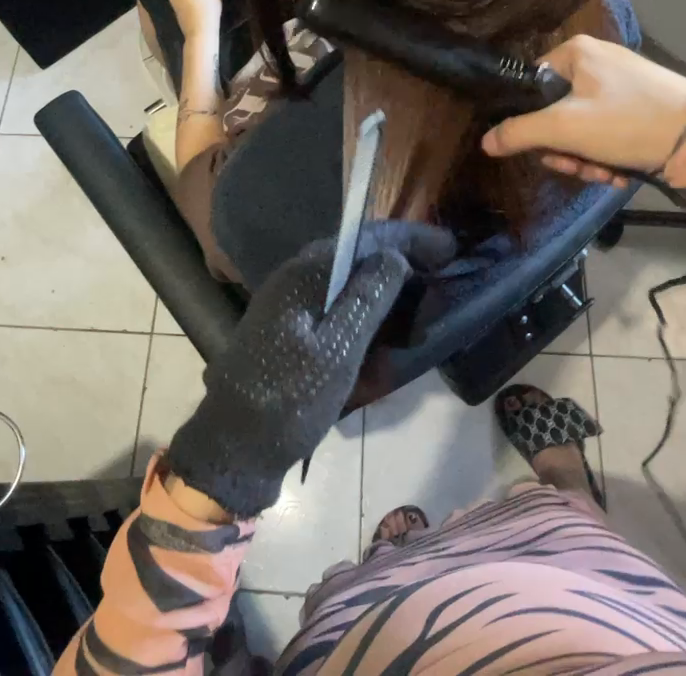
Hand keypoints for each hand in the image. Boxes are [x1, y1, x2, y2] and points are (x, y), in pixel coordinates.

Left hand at [164, 223, 455, 516]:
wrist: (234, 447)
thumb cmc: (289, 399)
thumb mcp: (338, 351)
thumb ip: (367, 298)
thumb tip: (395, 254)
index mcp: (303, 275)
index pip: (364, 237)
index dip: (410, 238)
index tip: (450, 248)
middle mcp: (293, 279)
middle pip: (355, 254)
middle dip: (400, 257)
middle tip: (442, 271)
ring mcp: (288, 304)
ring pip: (345, 280)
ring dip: (383, 284)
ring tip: (421, 296)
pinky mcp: (289, 330)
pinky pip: (335, 306)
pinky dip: (364, 311)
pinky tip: (384, 328)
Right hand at [480, 35, 685, 181]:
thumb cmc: (628, 123)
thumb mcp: (564, 128)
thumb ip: (518, 133)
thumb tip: (485, 141)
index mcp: (577, 52)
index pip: (531, 86)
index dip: (530, 123)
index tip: (544, 149)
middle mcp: (599, 63)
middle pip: (555, 113)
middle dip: (563, 149)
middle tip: (576, 167)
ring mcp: (624, 86)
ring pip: (581, 129)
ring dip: (585, 159)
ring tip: (603, 174)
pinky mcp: (643, 109)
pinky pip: (607, 134)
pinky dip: (607, 157)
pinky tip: (618, 174)